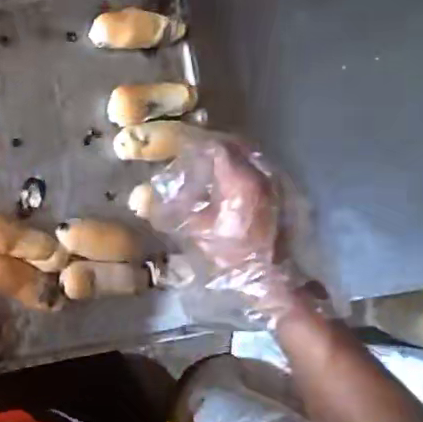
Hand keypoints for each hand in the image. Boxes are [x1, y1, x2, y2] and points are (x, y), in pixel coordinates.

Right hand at [137, 129, 304, 328]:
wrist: (274, 278)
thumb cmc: (235, 256)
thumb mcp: (197, 232)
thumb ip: (173, 209)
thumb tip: (142, 197)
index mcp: (241, 182)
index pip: (216, 148)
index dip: (194, 143)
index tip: (175, 144)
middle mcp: (261, 176)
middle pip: (234, 145)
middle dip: (210, 145)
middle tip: (187, 149)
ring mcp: (275, 183)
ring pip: (247, 156)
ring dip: (225, 155)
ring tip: (203, 162)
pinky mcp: (280, 193)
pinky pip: (255, 168)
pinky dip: (237, 167)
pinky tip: (223, 179)